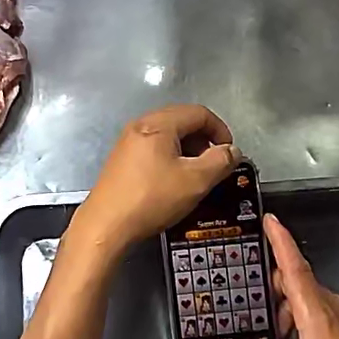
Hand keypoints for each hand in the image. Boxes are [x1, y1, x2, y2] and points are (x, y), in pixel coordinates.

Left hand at [68, 105, 239, 251]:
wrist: (106, 226)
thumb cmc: (150, 199)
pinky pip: (153, 151)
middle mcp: (139, 126)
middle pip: (182, 122)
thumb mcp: (195, 181)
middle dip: (204, 141)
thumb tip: (232, 151)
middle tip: (213, 165)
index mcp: (157, 123)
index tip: (229, 153)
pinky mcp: (121, 161)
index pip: (199, 113)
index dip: (221, 130)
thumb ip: (220, 161)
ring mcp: (127, 143)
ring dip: (187, 152)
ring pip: (167, 137)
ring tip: (195, 177)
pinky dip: (169, 160)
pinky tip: (172, 183)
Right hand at [222, 215, 338, 338]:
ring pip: (313, 304)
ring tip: (268, 334)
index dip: (280, 242)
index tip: (269, 219)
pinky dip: (304, 324)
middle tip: (248, 299)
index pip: (295, 269)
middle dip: (274, 286)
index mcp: (319, 317)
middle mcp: (337, 315)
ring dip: (288, 309)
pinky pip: (325, 320)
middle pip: (301, 285)